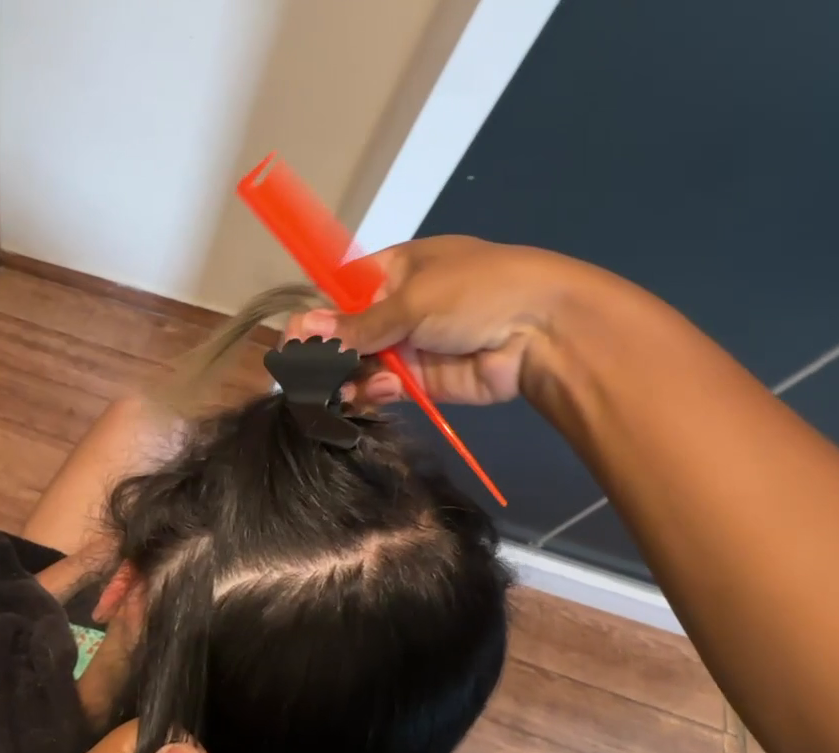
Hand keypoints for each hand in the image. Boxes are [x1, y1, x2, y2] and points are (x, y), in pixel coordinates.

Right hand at [283, 235, 605, 406]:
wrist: (544, 331)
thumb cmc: (479, 291)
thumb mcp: (412, 299)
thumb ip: (356, 324)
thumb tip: (300, 330)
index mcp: (395, 273)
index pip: (339, 293)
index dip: (315, 316)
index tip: (295, 340)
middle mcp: (395, 309)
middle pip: (342, 336)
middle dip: (325, 355)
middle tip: (309, 374)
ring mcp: (406, 347)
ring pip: (355, 367)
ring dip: (346, 378)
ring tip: (344, 388)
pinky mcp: (417, 382)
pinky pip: (379, 389)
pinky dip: (372, 393)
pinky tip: (378, 392)